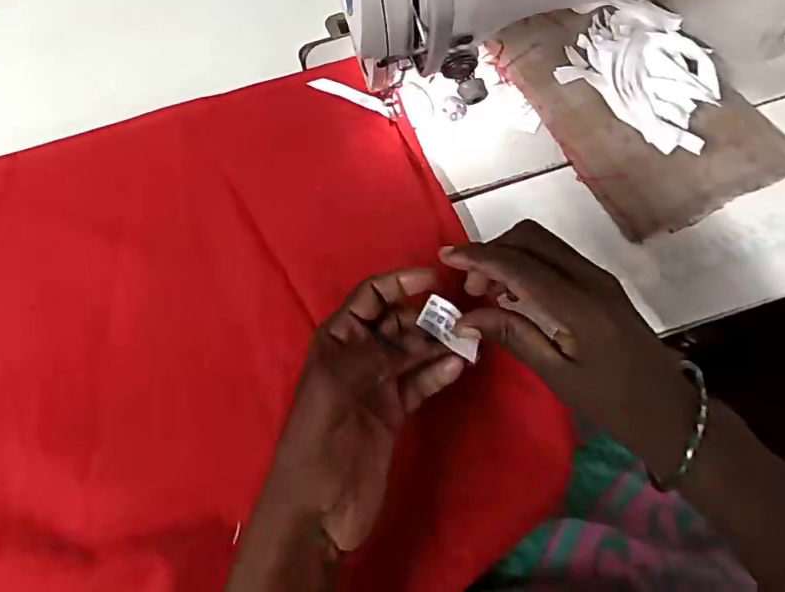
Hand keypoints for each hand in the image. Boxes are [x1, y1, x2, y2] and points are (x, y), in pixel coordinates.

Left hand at [259, 268, 467, 552]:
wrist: (317, 506)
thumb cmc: (317, 437)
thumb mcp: (339, 385)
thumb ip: (375, 355)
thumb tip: (415, 334)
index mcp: (338, 337)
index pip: (370, 296)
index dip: (398, 282)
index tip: (431, 277)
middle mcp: (359, 353)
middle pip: (397, 322)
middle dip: (425, 314)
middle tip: (459, 316)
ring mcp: (379, 382)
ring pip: (413, 352)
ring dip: (438, 343)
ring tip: (468, 338)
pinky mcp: (394, 411)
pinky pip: (420, 383)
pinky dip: (438, 373)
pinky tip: (458, 367)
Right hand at [439, 220, 694, 471]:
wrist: (676, 414)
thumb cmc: (615, 404)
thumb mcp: (558, 376)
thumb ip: (511, 335)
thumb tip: (463, 318)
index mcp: (578, 305)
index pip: (517, 263)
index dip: (477, 256)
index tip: (446, 258)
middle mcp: (589, 278)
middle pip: (528, 237)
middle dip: (491, 250)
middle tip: (470, 285)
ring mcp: (597, 276)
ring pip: (540, 241)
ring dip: (507, 254)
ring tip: (487, 291)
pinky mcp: (600, 281)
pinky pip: (553, 255)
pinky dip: (525, 261)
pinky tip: (514, 294)